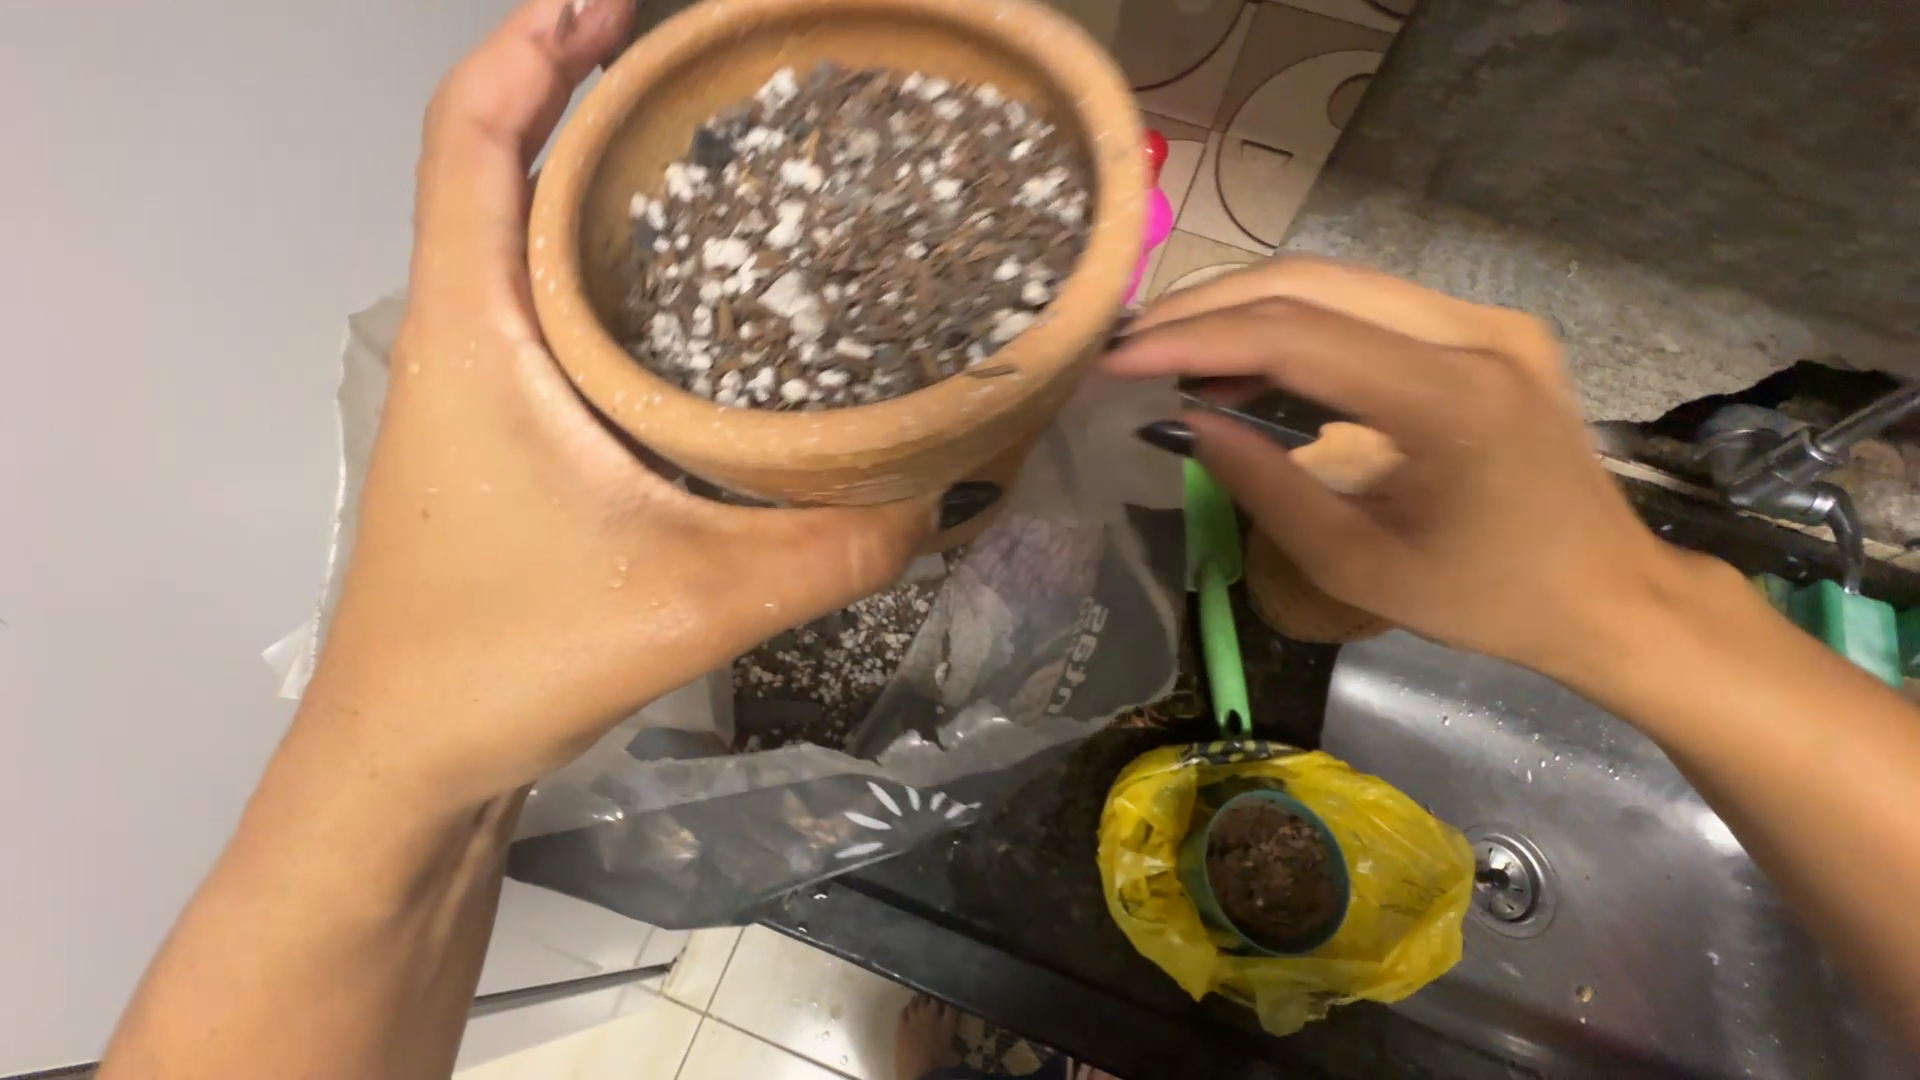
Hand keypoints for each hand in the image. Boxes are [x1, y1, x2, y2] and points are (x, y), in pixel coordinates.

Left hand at [304, 0, 943, 810]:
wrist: (412, 763)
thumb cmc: (513, 663)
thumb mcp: (699, 602)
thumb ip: (839, 549)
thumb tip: (957, 489)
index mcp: (476, 335)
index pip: (472, 137)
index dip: (534, 43)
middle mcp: (466, 340)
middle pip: (512, 172)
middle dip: (601, 102)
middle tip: (727, 84)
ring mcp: (484, 394)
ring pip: (537, 252)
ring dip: (611, 195)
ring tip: (733, 175)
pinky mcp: (512, 444)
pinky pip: (561, 325)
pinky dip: (620, 286)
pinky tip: (708, 318)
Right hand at [1107, 258, 1701, 679]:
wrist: (1611, 595)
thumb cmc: (1486, 600)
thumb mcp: (1356, 565)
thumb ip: (1265, 487)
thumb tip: (1185, 424)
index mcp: (1451, 398)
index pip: (1294, 336)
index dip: (1192, 340)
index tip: (1116, 358)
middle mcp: (1474, 332)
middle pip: (1308, 282)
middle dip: (1203, 308)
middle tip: (1127, 341)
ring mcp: (1483, 321)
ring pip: (1331, 283)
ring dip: (1238, 310)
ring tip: (1165, 352)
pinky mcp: (1478, 331)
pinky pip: (1360, 308)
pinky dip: (1285, 327)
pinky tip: (1239, 367)